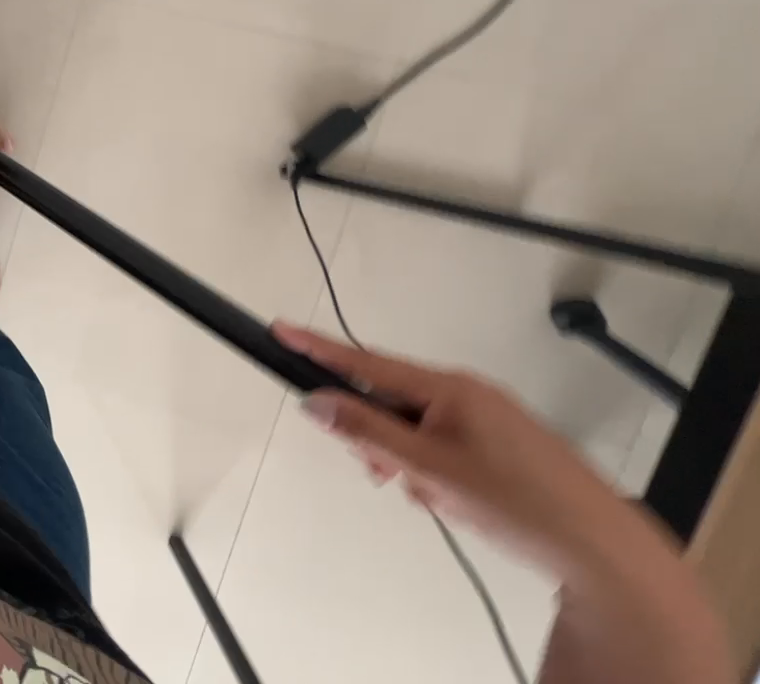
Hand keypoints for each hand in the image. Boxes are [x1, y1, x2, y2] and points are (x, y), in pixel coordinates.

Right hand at [274, 322, 670, 580]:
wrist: (607, 555)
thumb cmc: (514, 503)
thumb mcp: (427, 468)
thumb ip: (364, 431)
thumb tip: (314, 401)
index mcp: (449, 388)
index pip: (366, 361)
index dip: (317, 347)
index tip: (277, 329)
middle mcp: (467, 393)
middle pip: (387, 399)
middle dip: (373, 434)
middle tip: (382, 472)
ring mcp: (488, 418)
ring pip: (412, 425)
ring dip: (401, 456)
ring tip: (423, 493)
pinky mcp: (502, 445)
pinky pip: (440, 441)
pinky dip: (428, 465)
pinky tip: (445, 497)